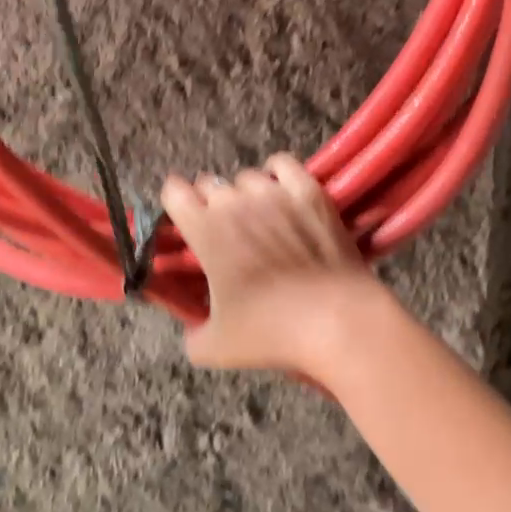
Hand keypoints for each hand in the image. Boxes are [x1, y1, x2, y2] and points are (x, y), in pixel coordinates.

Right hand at [161, 154, 389, 373]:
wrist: (337, 321)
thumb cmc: (271, 332)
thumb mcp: (217, 347)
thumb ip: (192, 334)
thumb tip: (191, 331)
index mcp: (204, 230)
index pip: (173, 192)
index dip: (176, 205)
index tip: (185, 223)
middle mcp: (233, 202)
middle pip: (209, 184)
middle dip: (210, 203)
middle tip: (225, 233)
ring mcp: (273, 193)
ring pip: (246, 177)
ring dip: (246, 193)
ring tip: (259, 218)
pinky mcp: (309, 192)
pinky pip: (284, 164)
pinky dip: (278, 173)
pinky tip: (282, 191)